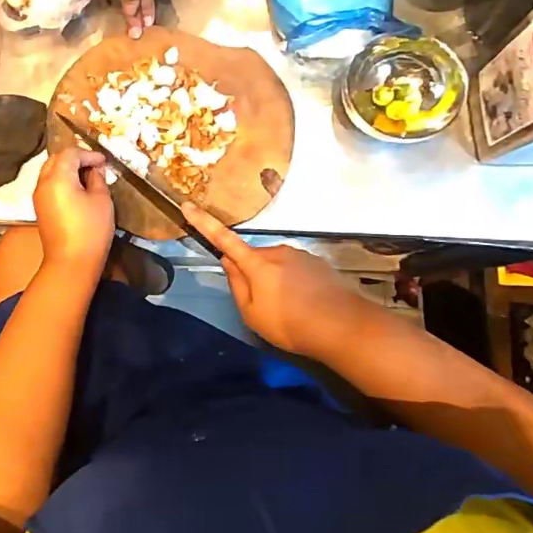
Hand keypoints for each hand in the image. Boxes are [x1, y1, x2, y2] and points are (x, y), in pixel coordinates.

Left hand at [34, 149, 114, 276]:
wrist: (71, 263)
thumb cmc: (90, 230)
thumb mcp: (101, 200)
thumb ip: (98, 179)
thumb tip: (95, 170)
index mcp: (57, 178)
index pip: (70, 153)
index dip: (89, 154)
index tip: (104, 162)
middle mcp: (43, 183)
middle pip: (56, 159)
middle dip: (75, 158)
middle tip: (94, 166)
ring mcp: (38, 196)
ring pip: (50, 171)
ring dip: (67, 169)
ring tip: (87, 177)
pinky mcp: (40, 208)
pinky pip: (48, 185)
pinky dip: (61, 181)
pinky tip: (77, 190)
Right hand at [184, 203, 374, 356]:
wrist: (345, 327)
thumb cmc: (291, 324)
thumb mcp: (252, 314)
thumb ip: (236, 285)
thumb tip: (228, 262)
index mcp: (257, 263)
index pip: (224, 240)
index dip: (204, 223)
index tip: (187, 206)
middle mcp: (279, 251)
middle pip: (254, 258)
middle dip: (252, 275)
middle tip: (263, 307)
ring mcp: (302, 255)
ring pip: (276, 266)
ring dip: (276, 282)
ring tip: (290, 312)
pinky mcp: (319, 264)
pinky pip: (296, 271)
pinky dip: (295, 286)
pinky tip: (306, 307)